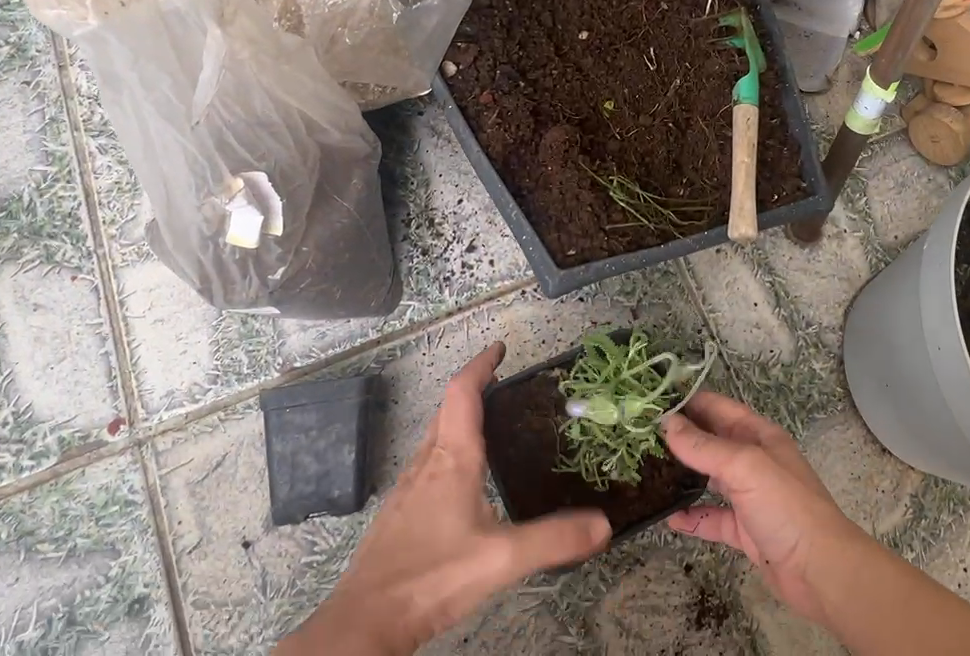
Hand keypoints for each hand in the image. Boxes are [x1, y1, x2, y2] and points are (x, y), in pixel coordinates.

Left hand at [278, 342, 611, 655]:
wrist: (365, 620)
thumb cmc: (431, 576)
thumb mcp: (501, 559)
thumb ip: (553, 539)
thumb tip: (604, 524)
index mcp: (453, 460)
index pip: (463, 393)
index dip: (481, 365)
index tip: (500, 348)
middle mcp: (427, 464)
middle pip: (447, 410)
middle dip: (474, 389)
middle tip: (504, 384)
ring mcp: (408, 489)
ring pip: (435, 437)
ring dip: (459, 420)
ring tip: (489, 426)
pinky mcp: (399, 513)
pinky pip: (427, 464)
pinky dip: (448, 451)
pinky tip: (462, 482)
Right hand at [662, 392, 867, 623]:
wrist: (820, 570)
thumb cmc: (786, 507)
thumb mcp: (744, 467)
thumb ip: (704, 446)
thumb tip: (667, 424)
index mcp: (760, 435)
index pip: (719, 408)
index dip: (689, 401)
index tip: (652, 400)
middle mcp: (754, 460)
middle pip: (712, 441)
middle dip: (680, 437)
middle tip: (640, 436)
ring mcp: (750, 496)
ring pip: (710, 479)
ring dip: (683, 476)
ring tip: (648, 472)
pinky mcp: (746, 530)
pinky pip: (713, 518)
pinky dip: (692, 517)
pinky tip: (669, 519)